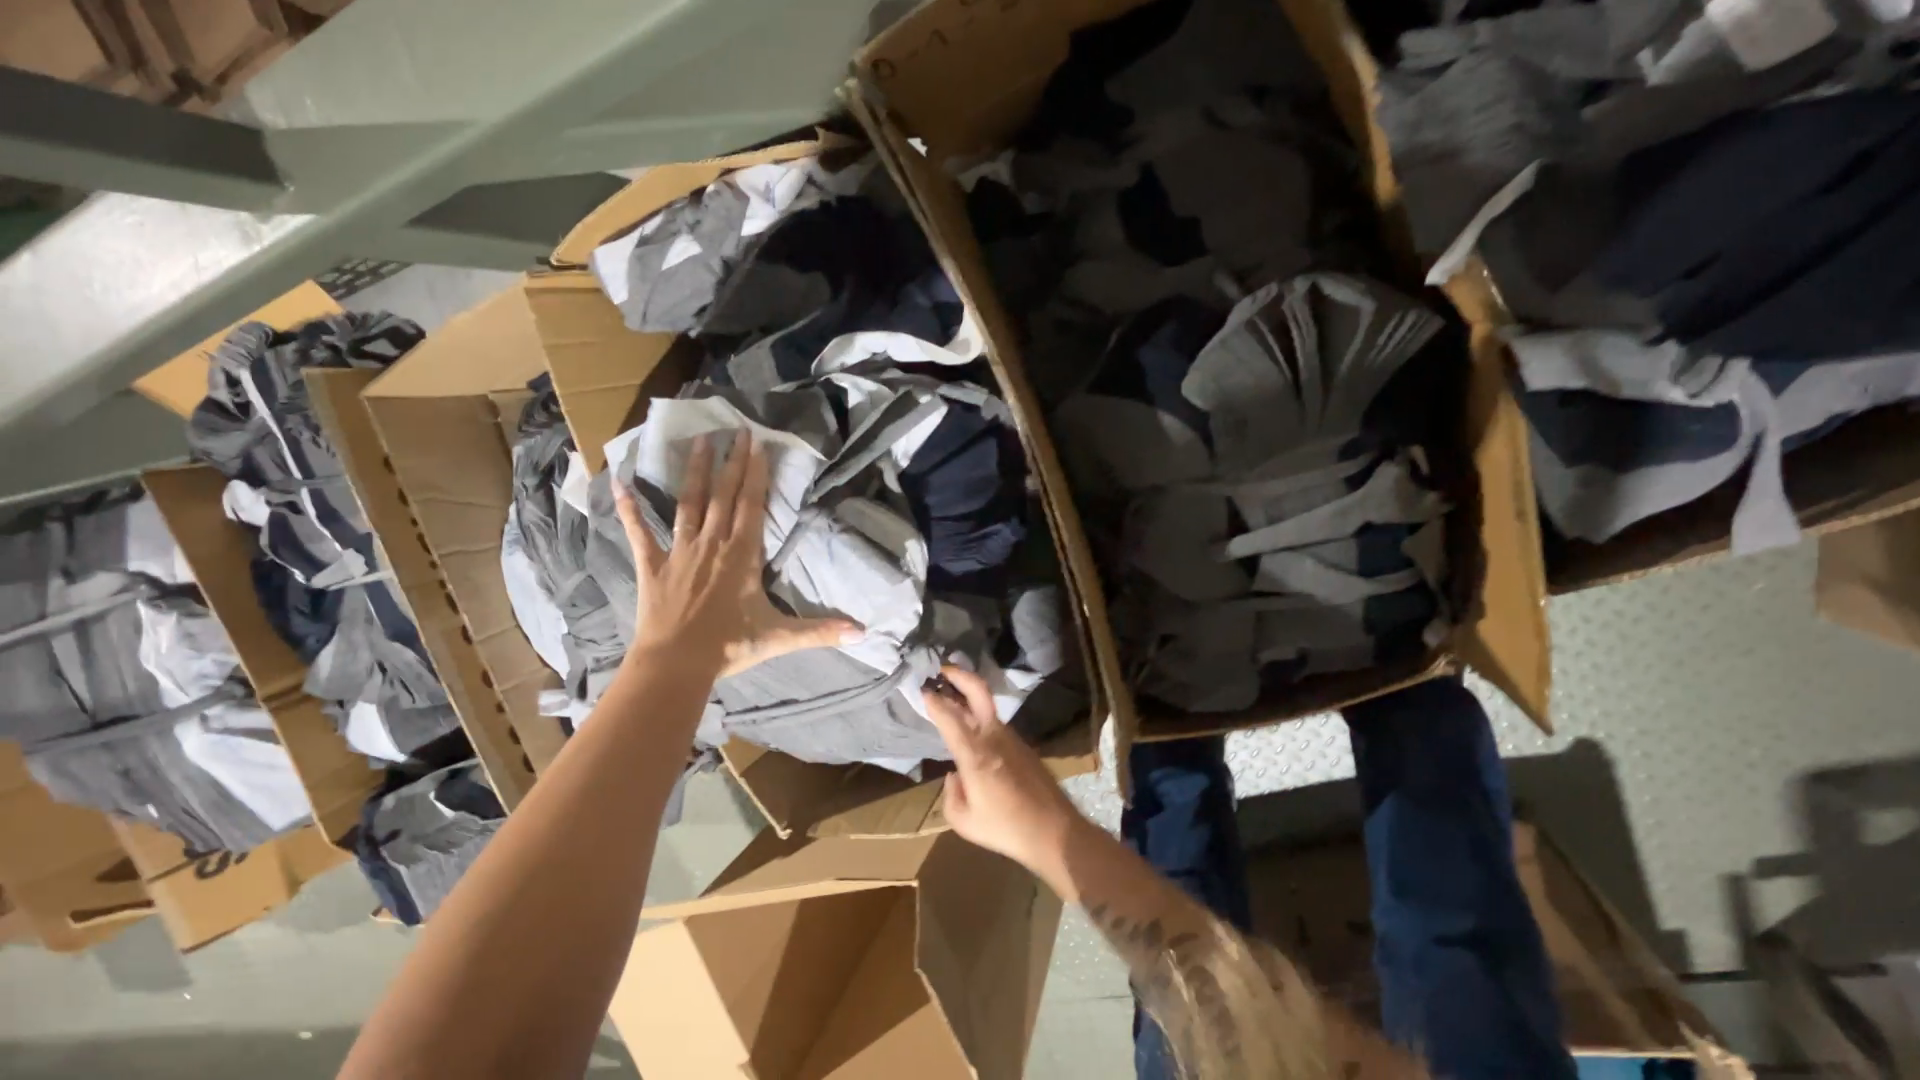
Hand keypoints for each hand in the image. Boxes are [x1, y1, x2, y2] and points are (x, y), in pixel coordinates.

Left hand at [615, 431, 860, 678]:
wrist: (676, 664)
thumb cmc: (729, 647)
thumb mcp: (780, 637)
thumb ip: (821, 630)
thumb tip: (863, 632)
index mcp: (742, 554)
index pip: (751, 504)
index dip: (755, 472)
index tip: (757, 442)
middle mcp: (712, 542)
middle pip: (723, 494)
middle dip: (732, 460)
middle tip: (736, 429)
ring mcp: (680, 551)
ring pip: (688, 502)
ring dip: (694, 470)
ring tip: (699, 441)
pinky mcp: (652, 565)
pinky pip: (639, 532)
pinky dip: (629, 507)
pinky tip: (619, 482)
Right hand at [922, 666, 1088, 877]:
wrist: (1054, 831)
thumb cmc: (1005, 828)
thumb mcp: (963, 820)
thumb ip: (950, 793)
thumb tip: (955, 775)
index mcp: (975, 754)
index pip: (950, 717)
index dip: (934, 701)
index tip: (923, 690)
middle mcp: (994, 737)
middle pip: (978, 692)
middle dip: (959, 676)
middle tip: (941, 670)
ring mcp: (1012, 739)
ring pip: (988, 708)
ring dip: (969, 697)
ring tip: (952, 698)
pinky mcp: (1024, 747)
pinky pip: (997, 725)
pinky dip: (982, 718)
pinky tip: (974, 730)